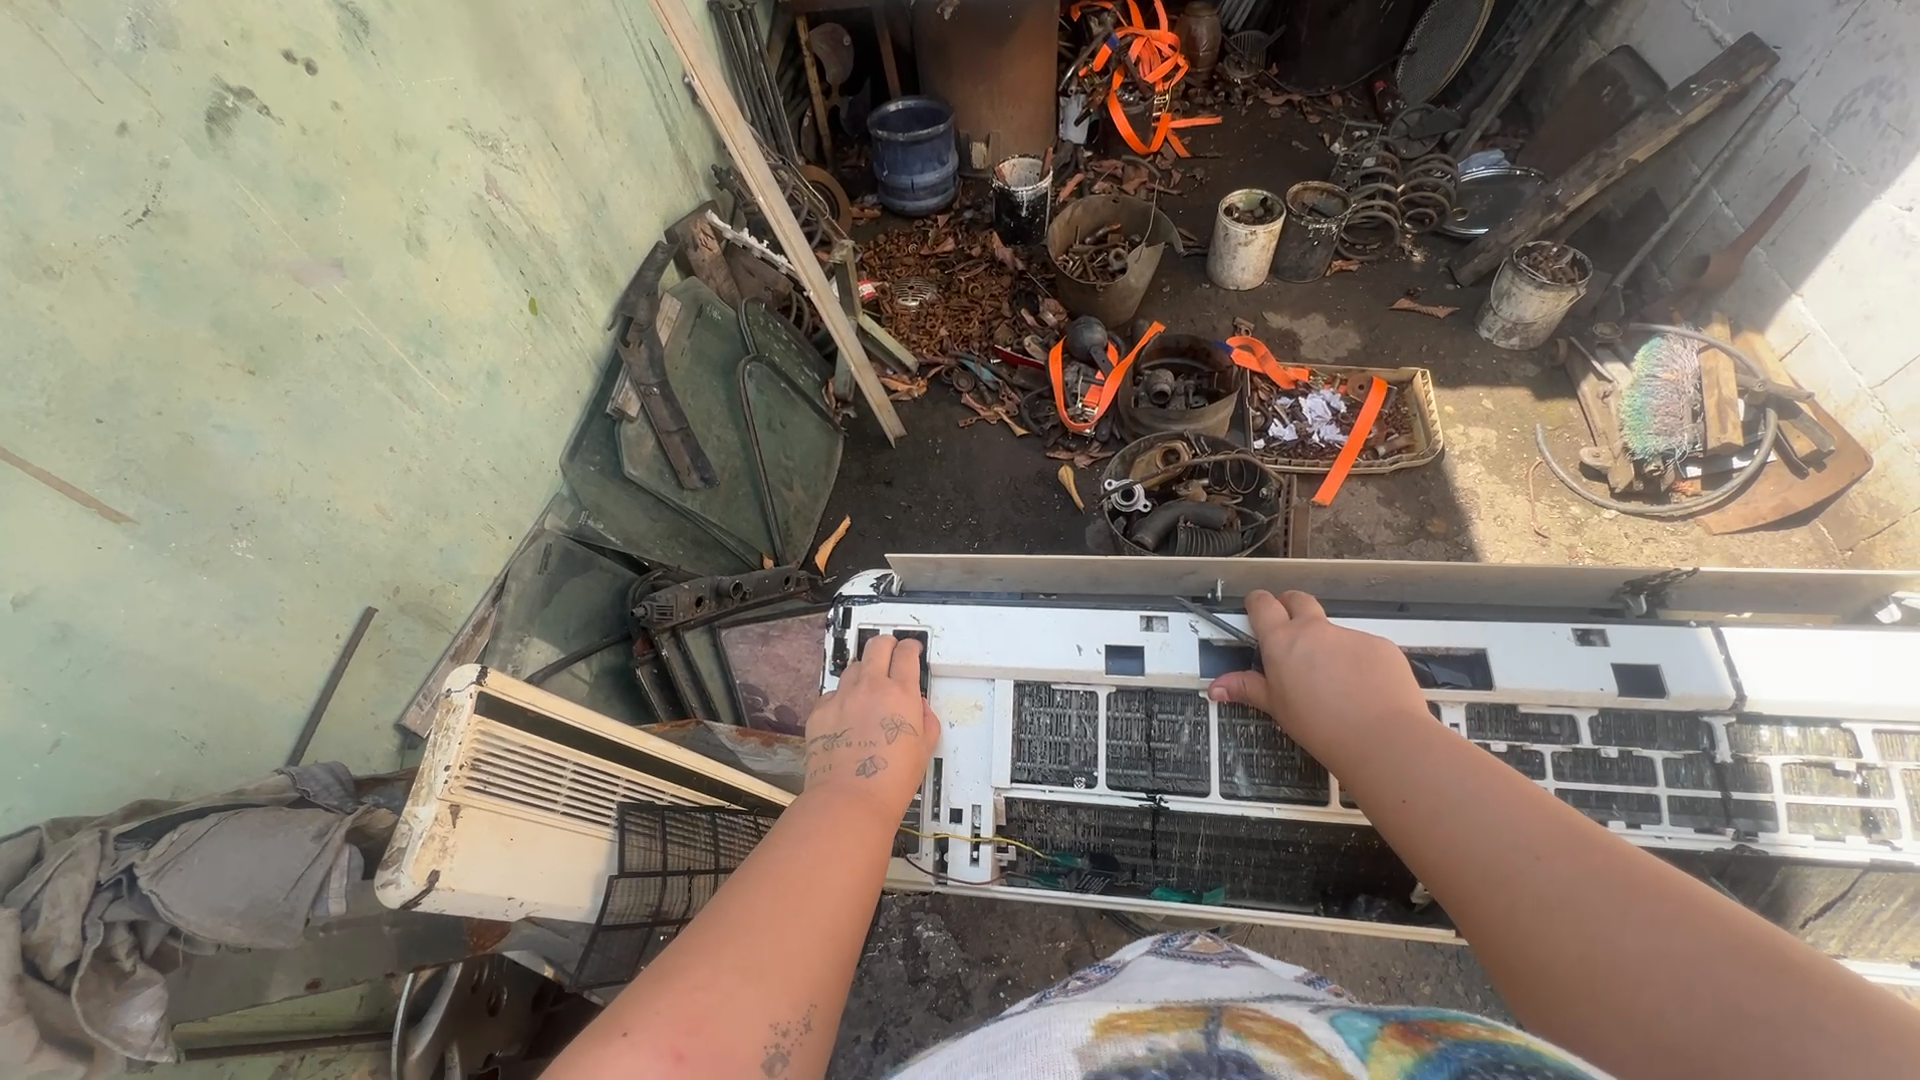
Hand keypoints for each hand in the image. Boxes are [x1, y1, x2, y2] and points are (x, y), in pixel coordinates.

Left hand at [802, 635, 940, 819]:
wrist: (851, 800)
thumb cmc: (890, 782)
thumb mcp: (925, 749)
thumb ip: (926, 720)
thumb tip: (919, 708)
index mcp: (901, 694)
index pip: (907, 653)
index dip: (911, 647)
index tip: (911, 649)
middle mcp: (871, 688)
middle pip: (877, 645)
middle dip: (886, 643)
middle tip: (890, 651)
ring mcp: (842, 697)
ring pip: (853, 668)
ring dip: (863, 672)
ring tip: (867, 689)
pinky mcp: (820, 712)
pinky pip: (831, 694)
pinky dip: (840, 698)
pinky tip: (845, 716)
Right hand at [1206, 590, 1428, 758]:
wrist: (1381, 737)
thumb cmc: (1323, 726)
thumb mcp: (1276, 707)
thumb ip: (1247, 689)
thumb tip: (1218, 687)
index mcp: (1282, 641)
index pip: (1263, 604)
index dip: (1258, 603)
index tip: (1256, 608)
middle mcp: (1315, 630)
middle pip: (1298, 600)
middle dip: (1290, 606)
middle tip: (1288, 627)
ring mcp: (1350, 635)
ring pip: (1332, 629)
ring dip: (1327, 643)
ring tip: (1331, 678)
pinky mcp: (1380, 646)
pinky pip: (1363, 646)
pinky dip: (1358, 660)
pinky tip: (1361, 688)